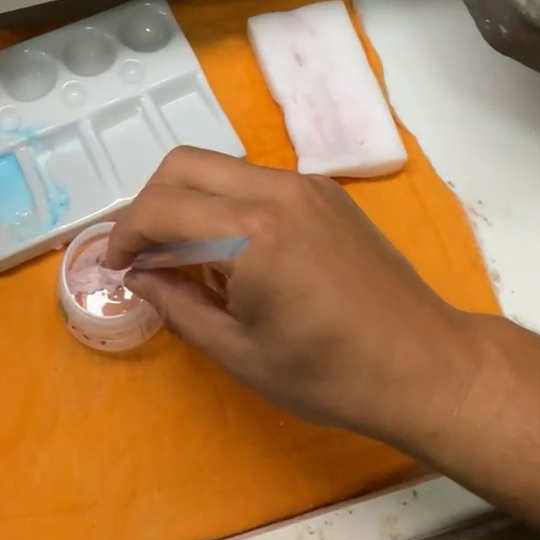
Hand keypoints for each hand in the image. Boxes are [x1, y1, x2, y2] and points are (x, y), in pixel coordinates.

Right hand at [106, 148, 480, 451]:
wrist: (424, 364)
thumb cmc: (330, 375)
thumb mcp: (240, 354)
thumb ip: (177, 306)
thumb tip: (138, 275)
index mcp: (252, 235)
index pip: (162, 208)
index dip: (126, 233)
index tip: (115, 265)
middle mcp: (277, 191)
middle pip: (184, 164)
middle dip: (150, 202)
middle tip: (144, 252)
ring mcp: (305, 184)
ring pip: (219, 166)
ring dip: (188, 198)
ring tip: (186, 254)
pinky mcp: (324, 190)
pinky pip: (254, 179)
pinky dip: (225, 201)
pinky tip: (233, 249)